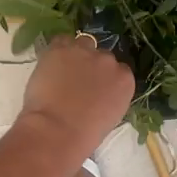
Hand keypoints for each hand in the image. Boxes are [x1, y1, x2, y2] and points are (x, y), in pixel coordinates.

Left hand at [17, 34, 135, 157]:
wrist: (57, 130)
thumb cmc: (84, 135)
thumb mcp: (109, 117)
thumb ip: (109, 97)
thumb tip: (97, 93)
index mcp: (125, 81)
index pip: (119, 70)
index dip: (105, 78)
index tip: (95, 88)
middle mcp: (109, 61)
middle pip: (102, 56)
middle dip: (92, 66)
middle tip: (77, 82)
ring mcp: (85, 52)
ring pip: (83, 44)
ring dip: (76, 54)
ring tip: (62, 71)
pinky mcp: (61, 48)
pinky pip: (61, 41)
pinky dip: (58, 50)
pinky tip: (51, 64)